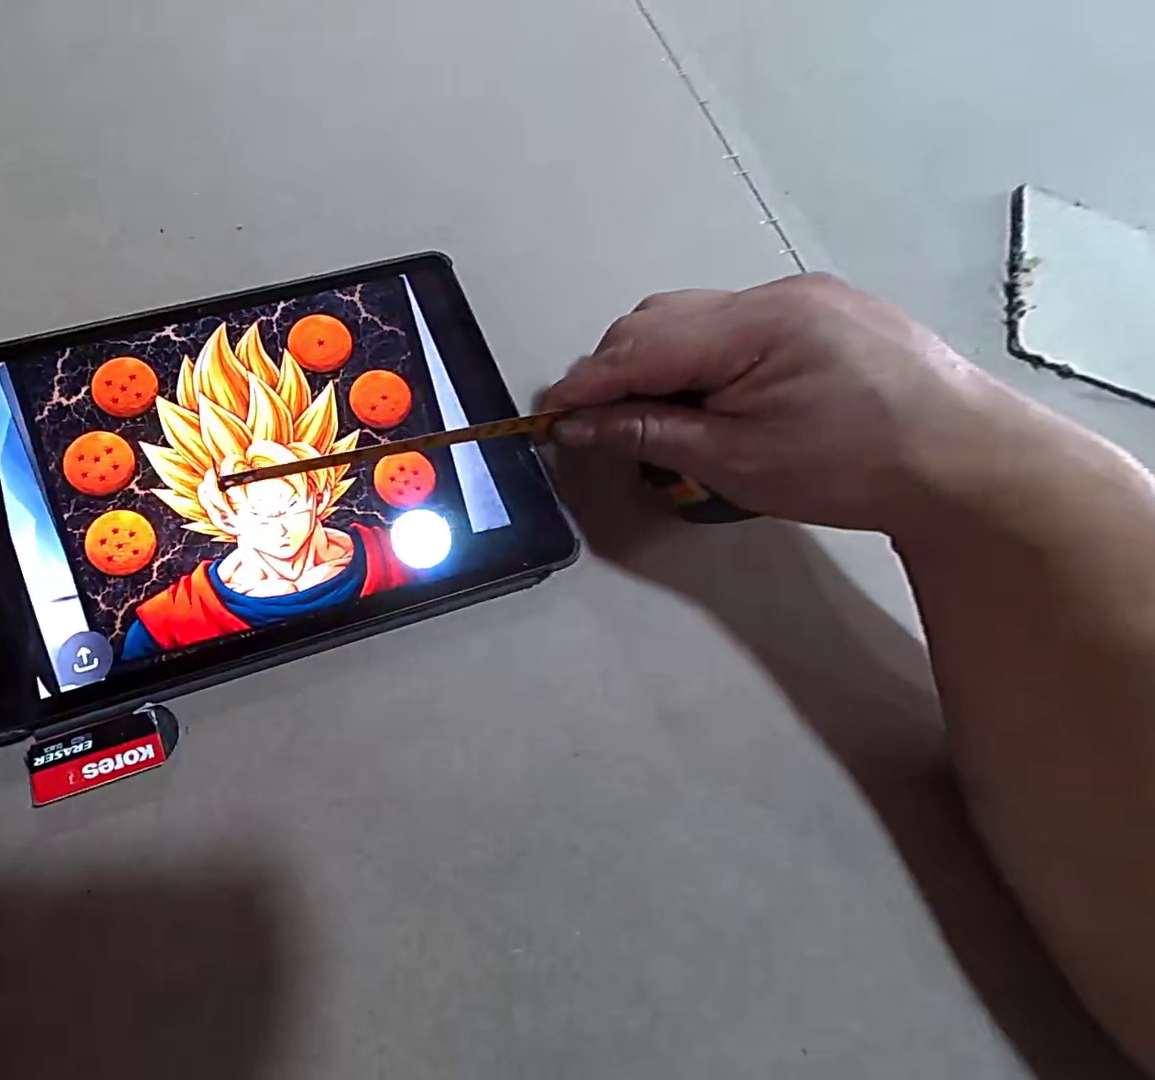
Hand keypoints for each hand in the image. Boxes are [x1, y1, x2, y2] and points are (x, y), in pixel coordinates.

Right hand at [541, 273, 1026, 532]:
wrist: (973, 467)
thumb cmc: (850, 468)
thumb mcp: (729, 459)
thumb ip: (641, 432)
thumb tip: (570, 426)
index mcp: (759, 325)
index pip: (638, 348)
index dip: (581, 386)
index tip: (544, 420)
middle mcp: (775, 295)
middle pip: (651, 322)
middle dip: (608, 371)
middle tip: (593, 424)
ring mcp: (796, 298)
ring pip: (679, 317)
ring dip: (641, 360)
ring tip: (641, 410)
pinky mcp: (810, 313)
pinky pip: (716, 322)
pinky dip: (681, 356)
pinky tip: (690, 392)